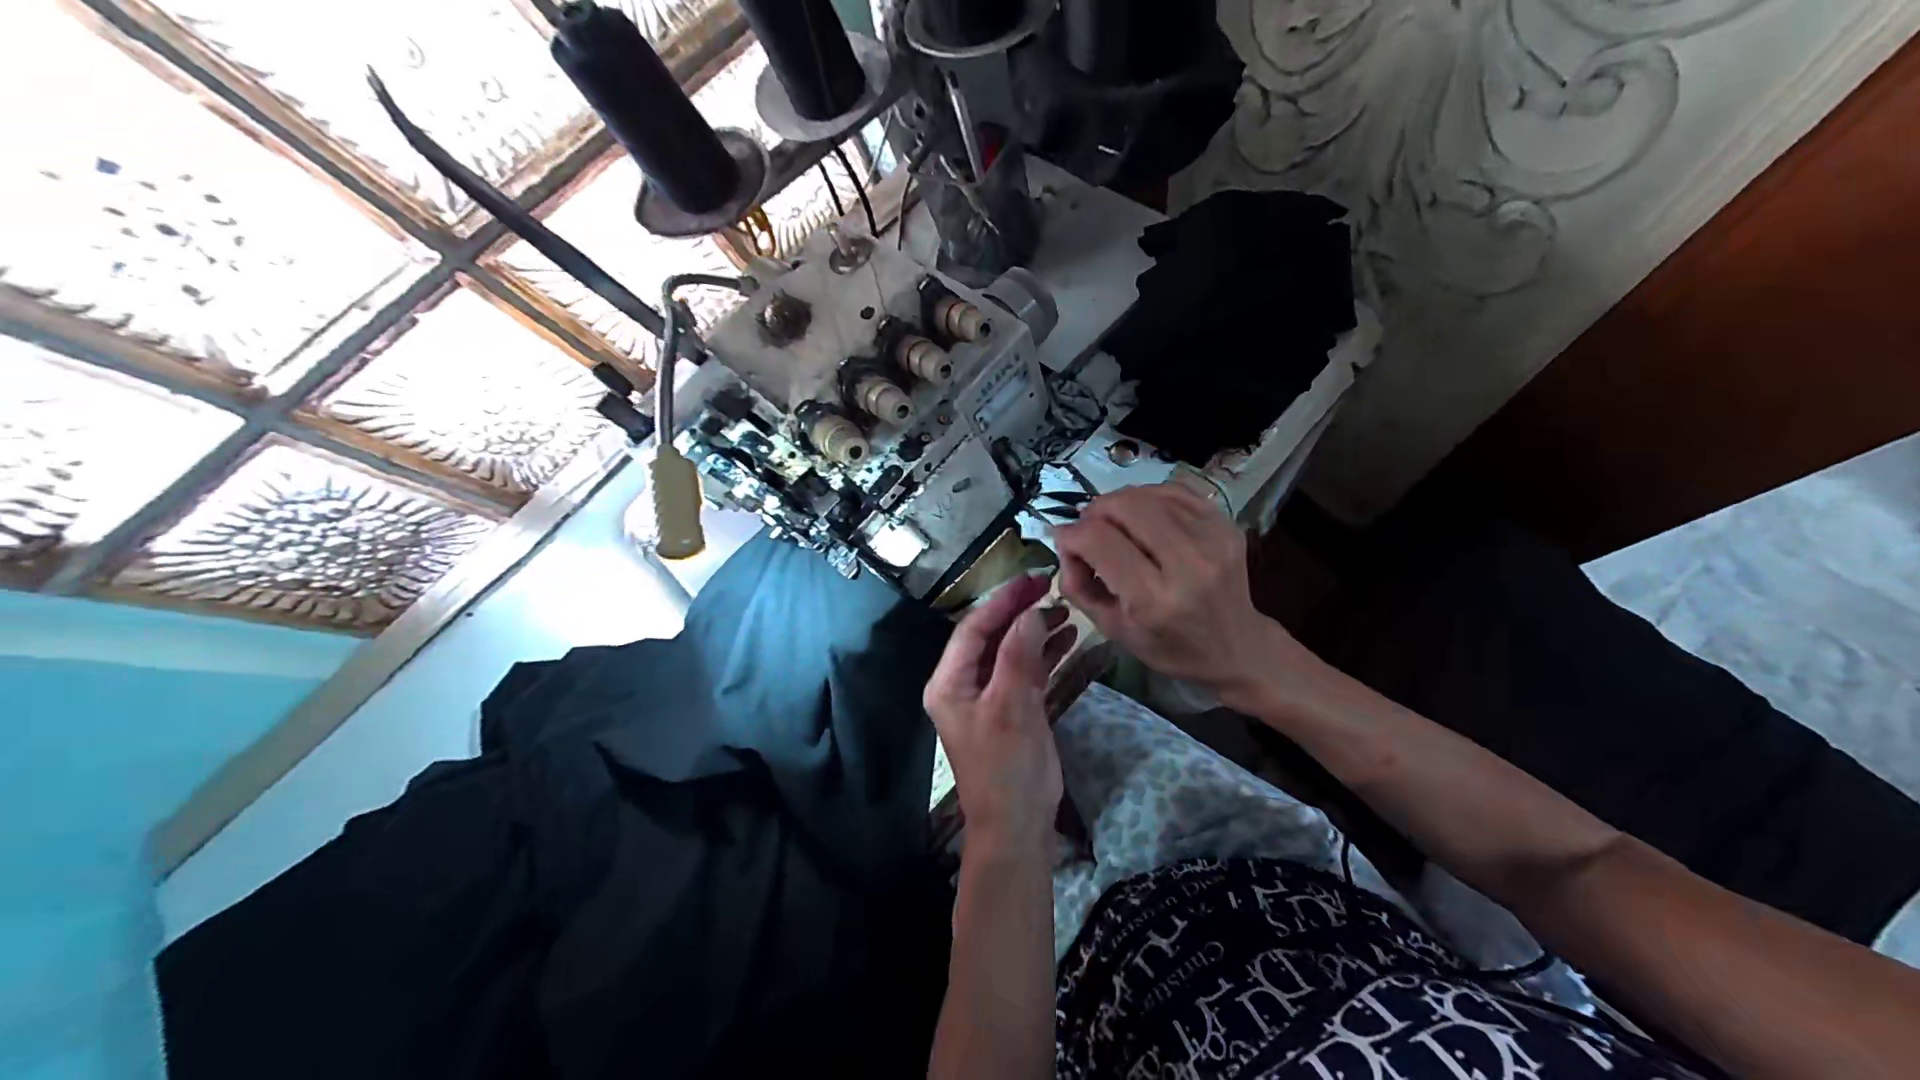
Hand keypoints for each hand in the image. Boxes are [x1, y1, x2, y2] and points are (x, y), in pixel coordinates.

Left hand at [923, 573, 1064, 850]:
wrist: (1017, 825)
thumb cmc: (1007, 768)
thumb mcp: (1011, 707)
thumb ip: (1018, 655)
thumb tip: (1031, 611)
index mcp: (950, 682)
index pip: (973, 628)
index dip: (1002, 601)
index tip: (1032, 579)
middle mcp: (964, 684)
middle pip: (992, 635)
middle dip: (1021, 612)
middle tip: (1053, 589)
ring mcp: (989, 696)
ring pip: (1012, 651)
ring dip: (1036, 630)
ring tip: (1066, 612)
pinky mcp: (1012, 709)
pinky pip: (1027, 670)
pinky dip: (1046, 654)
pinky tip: (1069, 639)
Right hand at [1052, 484, 1316, 710]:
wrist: (1235, 647)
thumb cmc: (1168, 646)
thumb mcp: (1112, 629)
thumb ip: (1079, 586)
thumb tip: (1065, 542)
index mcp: (1153, 601)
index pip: (1099, 541)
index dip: (1071, 534)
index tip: (1064, 540)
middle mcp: (1187, 566)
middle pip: (1125, 507)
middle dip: (1094, 511)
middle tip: (1088, 527)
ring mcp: (1212, 541)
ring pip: (1148, 495)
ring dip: (1120, 503)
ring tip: (1113, 522)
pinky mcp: (1226, 525)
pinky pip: (1175, 491)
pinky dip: (1149, 497)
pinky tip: (1142, 515)